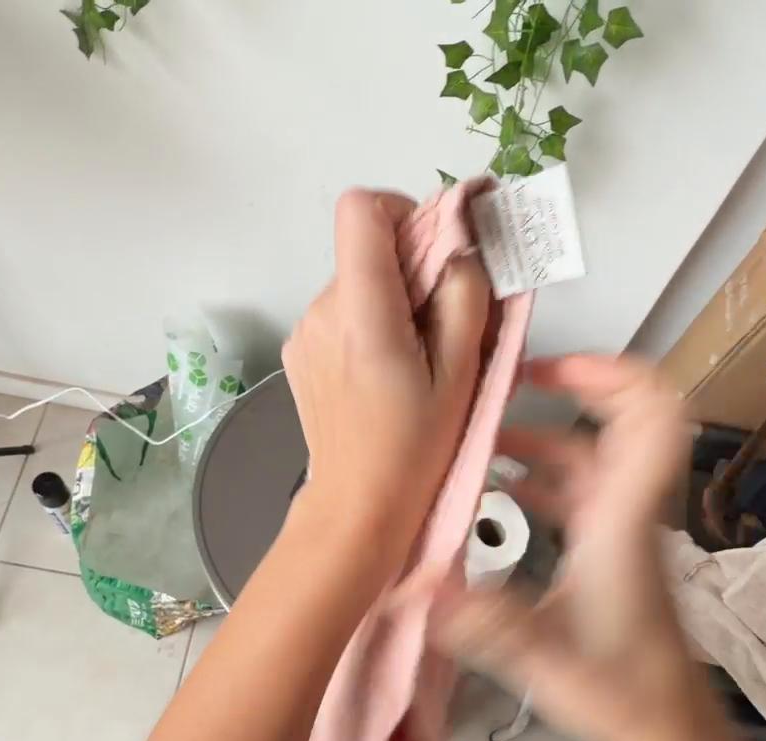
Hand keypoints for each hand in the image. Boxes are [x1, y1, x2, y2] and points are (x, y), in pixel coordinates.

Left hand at [282, 190, 491, 568]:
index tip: (435, 253)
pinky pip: (339, 316)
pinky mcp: (300, 355)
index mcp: (360, 312)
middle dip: (410, 271)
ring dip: (391, 304)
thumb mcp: (461, 374)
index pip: (361, 209)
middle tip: (442, 327)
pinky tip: (383, 376)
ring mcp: (304, 334)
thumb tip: (460, 247)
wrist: (356, 506)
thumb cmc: (415, 449)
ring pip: (356, 286)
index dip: (403, 212)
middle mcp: (320, 312)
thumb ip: (465, 296)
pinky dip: (368, 328)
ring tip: (413, 363)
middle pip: (364, 251)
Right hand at [431, 354, 703, 740]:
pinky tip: (504, 490)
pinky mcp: (614, 550)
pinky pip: (585, 490)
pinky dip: (546, 478)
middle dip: (572, 387)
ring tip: (487, 438)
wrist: (671, 730)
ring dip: (547, 436)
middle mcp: (630, 511)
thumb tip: (414, 590)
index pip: (651, 417)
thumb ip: (483, 623)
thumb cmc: (623, 692)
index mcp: (622, 520)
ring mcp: (624, 528)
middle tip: (512, 385)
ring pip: (597, 455)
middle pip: (628, 417)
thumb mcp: (545, 658)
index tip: (549, 370)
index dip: (611, 373)